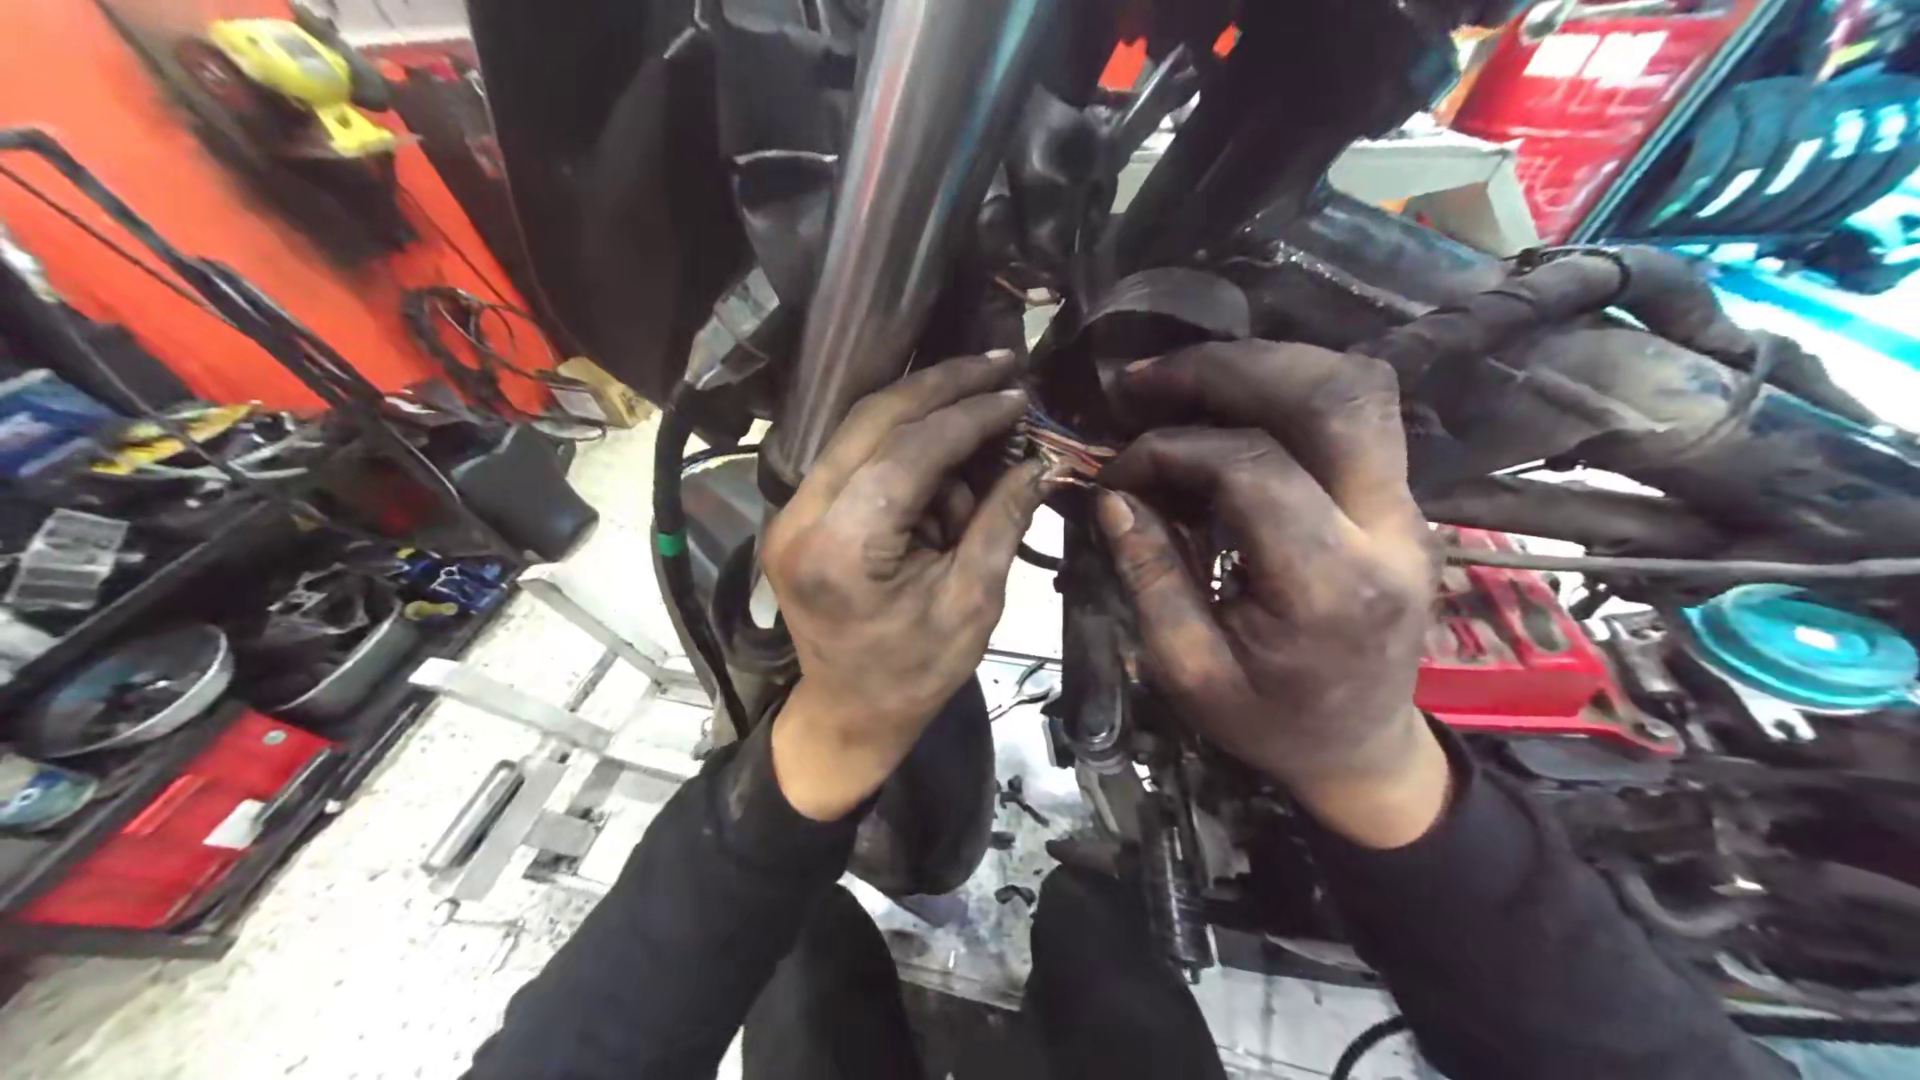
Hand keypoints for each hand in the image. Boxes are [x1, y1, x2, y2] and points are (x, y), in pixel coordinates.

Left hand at [761, 351, 1054, 820]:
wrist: (849, 713)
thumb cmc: (914, 674)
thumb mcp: (972, 604)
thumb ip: (1000, 521)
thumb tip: (1036, 460)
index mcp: (842, 551)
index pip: (908, 452)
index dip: (968, 417)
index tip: (1017, 397)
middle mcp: (800, 518)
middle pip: (871, 418)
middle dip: (941, 385)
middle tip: (999, 366)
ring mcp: (789, 513)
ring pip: (861, 429)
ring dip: (927, 422)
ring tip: (981, 453)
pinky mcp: (798, 514)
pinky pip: (855, 456)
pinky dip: (905, 451)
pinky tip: (945, 477)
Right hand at [1096, 341, 1448, 848]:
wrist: (1361, 748)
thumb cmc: (1270, 722)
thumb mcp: (1187, 669)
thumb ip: (1150, 576)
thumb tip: (1114, 497)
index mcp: (1330, 586)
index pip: (1252, 468)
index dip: (1170, 451)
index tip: (1119, 474)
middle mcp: (1386, 530)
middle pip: (1332, 396)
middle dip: (1227, 368)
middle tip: (1146, 380)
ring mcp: (1406, 510)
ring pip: (1357, 389)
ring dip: (1264, 367)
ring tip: (1185, 382)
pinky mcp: (1398, 503)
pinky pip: (1355, 415)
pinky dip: (1286, 392)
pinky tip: (1229, 408)